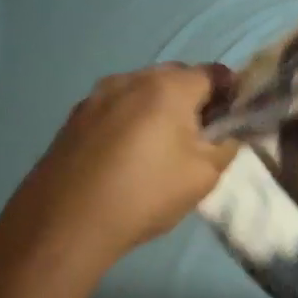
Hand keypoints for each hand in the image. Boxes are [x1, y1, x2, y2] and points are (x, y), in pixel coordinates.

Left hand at [0, 63, 238, 275]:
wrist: (63, 225)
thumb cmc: (145, 194)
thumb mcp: (206, 174)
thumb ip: (227, 144)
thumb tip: (229, 133)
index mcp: (169, 87)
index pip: (216, 72)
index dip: (233, 92)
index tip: (235, 120)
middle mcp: (131, 80)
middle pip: (177, 76)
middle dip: (196, 98)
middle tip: (203, 135)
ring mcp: (96, 97)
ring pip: (144, 91)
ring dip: (161, 108)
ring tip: (164, 146)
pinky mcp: (73, 118)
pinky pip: (117, 107)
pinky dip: (132, 120)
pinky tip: (130, 155)